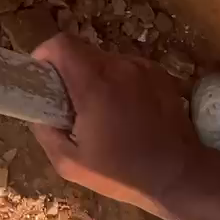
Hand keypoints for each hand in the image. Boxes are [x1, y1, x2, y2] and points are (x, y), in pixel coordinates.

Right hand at [29, 34, 201, 217]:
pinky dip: (117, 82)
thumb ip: (45, 131)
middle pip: (80, 51)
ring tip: (102, 111)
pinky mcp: (158, 72)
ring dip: (94, 78)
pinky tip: (125, 111)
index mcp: (95, 85)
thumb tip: (38, 111)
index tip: (43, 80)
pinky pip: (125, 68)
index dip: (45, 56)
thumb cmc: (122, 173)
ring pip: (103, 60)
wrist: (180, 176)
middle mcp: (120, 67)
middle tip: (70, 104)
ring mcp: (142, 67)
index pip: (61, 44)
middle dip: (68, 72)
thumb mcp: (69, 163)